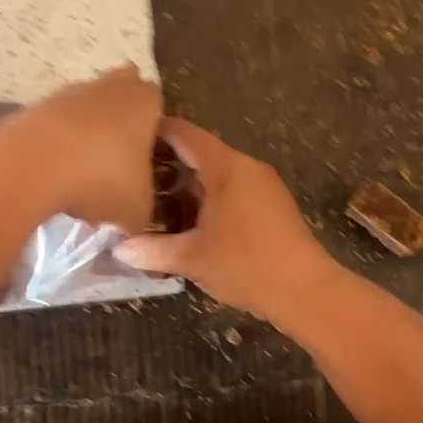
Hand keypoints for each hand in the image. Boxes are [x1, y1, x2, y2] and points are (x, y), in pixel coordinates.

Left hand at [0, 65, 163, 230]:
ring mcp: (69, 93)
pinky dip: (56, 146)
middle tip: (114, 164)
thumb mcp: (136, 209)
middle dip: (118, 125)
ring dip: (84, 137)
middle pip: (119, 97)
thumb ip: (142, 210)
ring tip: (79, 179)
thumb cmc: (102, 179)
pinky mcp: (35, 107)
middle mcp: (109, 87)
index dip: (151, 130)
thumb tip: (133, 220)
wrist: (34, 165)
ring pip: (84, 111)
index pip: (156, 103)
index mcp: (144, 101)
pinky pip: (54, 126)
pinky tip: (53, 177)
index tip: (142, 160)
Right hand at [114, 119, 342, 318]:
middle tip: (134, 182)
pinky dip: (208, 203)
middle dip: (167, 168)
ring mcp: (263, 187)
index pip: (185, 134)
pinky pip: (232, 194)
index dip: (156, 131)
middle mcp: (246, 168)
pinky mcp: (272, 207)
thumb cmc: (246, 264)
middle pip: (200, 156)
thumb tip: (118, 249)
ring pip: (216, 178)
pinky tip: (190, 227)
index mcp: (226, 167)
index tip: (129, 137)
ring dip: (188, 191)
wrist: (305, 290)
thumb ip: (151, 250)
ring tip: (156, 208)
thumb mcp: (190, 258)